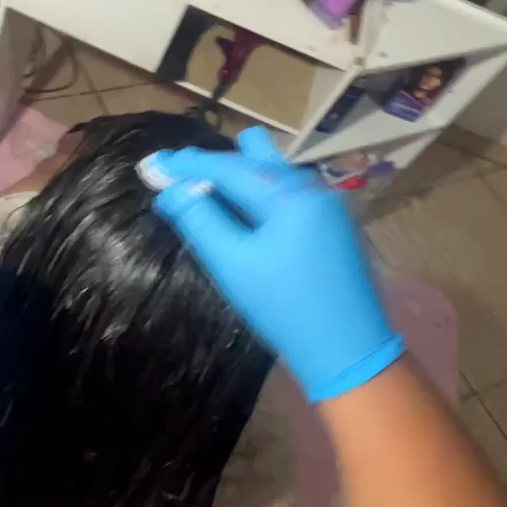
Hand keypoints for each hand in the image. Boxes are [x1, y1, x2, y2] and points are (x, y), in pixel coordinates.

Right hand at [151, 127, 401, 401]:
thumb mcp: (232, 264)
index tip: (158, 162)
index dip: (189, 164)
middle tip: (179, 172)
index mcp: (289, 194)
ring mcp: (326, 203)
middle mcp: (311, 187)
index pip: (229, 166)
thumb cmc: (284, 307)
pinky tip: (239, 208)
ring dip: (237, 176)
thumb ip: (199, 220)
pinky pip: (285, 190)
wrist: (348, 349)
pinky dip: (256, 192)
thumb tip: (170, 192)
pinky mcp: (330, 222)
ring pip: (272, 171)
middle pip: (255, 157)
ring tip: (205, 187)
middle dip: (214, 164)